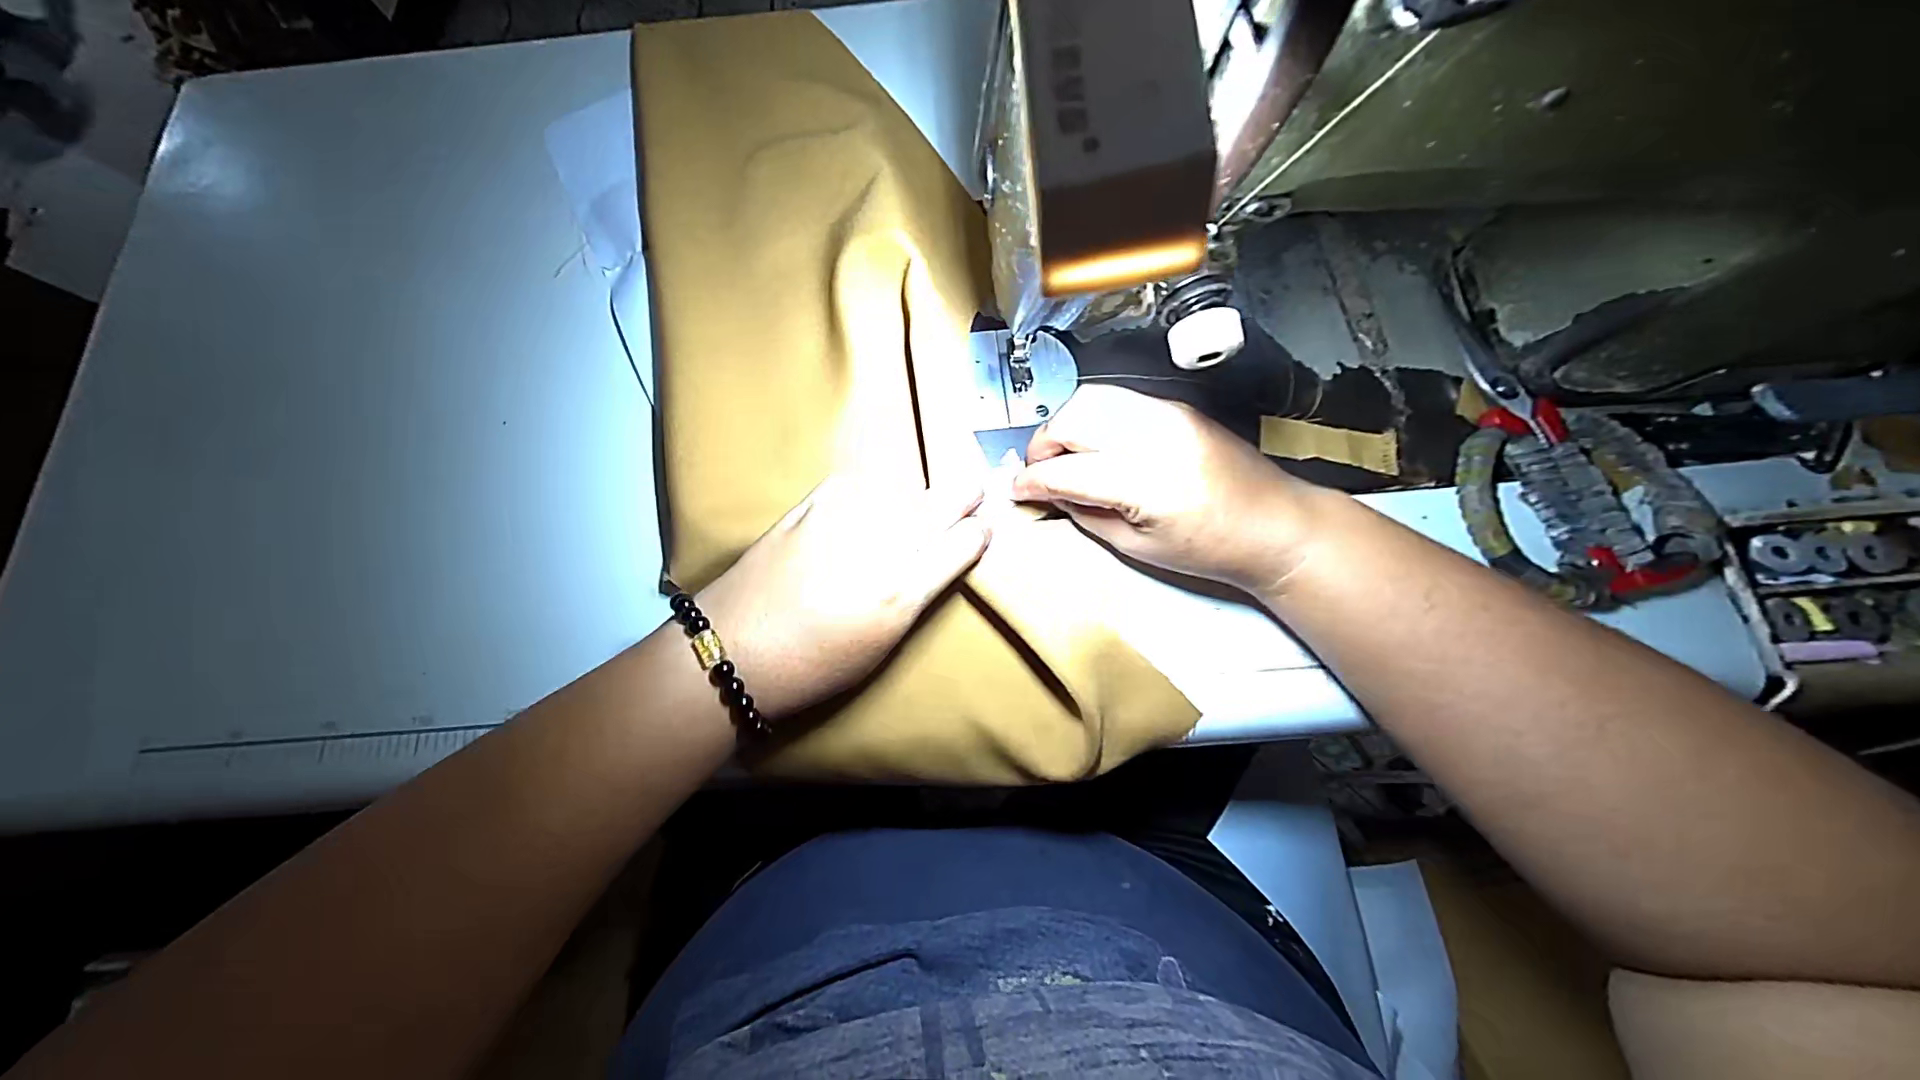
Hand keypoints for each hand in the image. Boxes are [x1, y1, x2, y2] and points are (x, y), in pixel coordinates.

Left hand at [694, 473, 990, 718]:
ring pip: (906, 487)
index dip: (980, 533)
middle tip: (970, 499)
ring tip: (911, 512)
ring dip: (918, 496)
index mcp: (902, 591)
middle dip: (964, 498)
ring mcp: (844, 518)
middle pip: (944, 501)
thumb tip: (945, 559)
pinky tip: (868, 505)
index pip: (966, 541)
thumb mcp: (882, 643)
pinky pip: (860, 483)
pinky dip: (872, 491)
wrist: (733, 648)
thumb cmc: (814, 664)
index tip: (980, 532)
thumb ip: (919, 594)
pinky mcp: (811, 503)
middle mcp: (881, 546)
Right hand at [1010, 384, 1331, 597]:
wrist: (1275, 524)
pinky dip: (1093, 417)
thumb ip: (1086, 514)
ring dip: (1065, 425)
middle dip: (1044, 444)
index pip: (1068, 470)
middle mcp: (1158, 437)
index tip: (1018, 489)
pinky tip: (1094, 443)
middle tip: (1039, 472)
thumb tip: (1051, 494)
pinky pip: (1118, 399)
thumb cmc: (1214, 548)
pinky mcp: (1177, 406)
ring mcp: (1170, 414)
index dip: (1033, 480)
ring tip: (1063, 456)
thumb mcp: (1137, 547)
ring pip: (1092, 398)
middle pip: (1073, 418)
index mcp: (1148, 484)